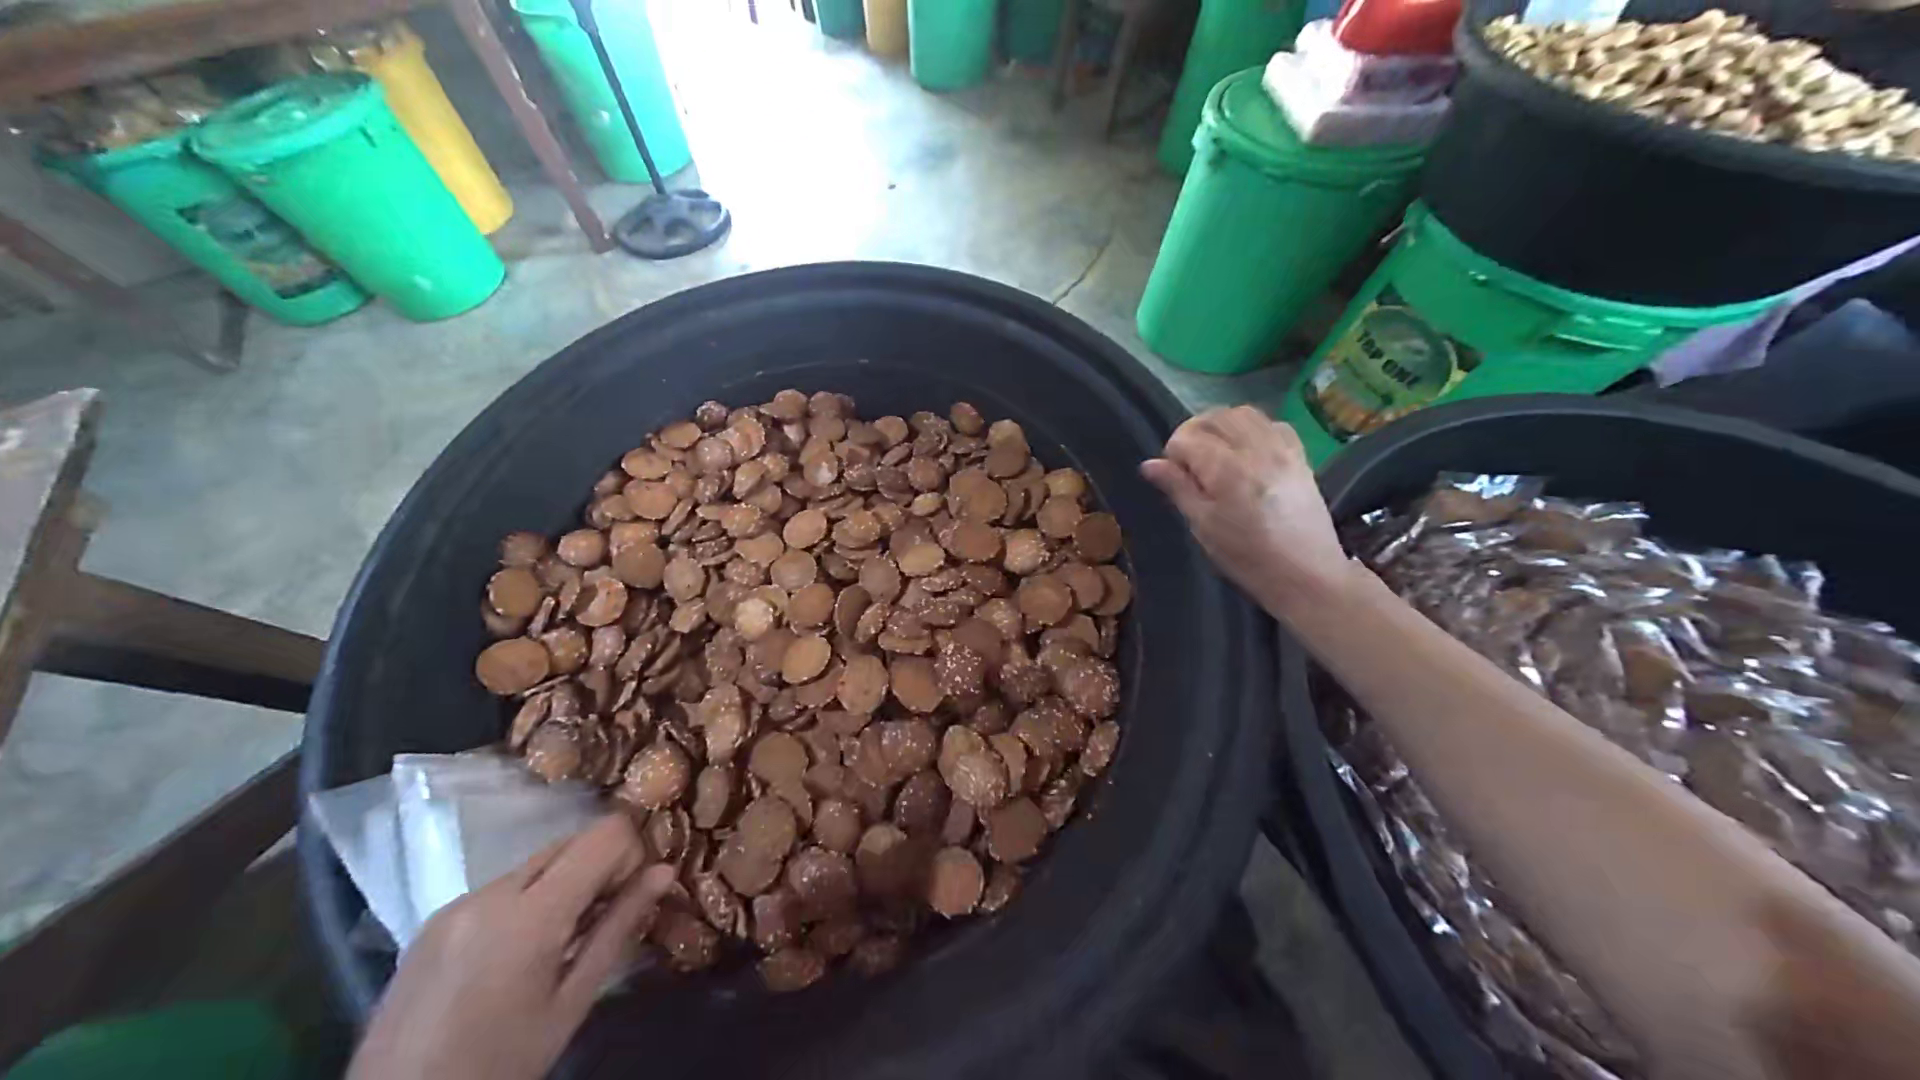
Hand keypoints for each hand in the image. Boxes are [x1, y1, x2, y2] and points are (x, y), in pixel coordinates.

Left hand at [347, 815, 676, 1079]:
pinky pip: (503, 885)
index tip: (629, 896)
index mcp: (530, 915)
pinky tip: (518, 953)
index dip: (630, 853)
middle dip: (601, 865)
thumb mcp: (572, 1002)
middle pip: (571, 841)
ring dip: (565, 882)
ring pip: (538, 861)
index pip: (604, 835)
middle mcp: (491, 892)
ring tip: (560, 941)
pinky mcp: (435, 918)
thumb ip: (619, 928)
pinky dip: (529, 898)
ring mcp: (457, 902)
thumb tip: (664, 871)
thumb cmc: (499, 1065)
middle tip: (602, 919)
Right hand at [1141, 407, 1352, 619]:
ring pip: (1242, 413)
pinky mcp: (1299, 455)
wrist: (1306, 574)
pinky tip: (1247, 453)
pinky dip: (1252, 429)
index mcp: (1226, 468)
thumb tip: (1149, 465)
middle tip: (1191, 465)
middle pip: (1213, 417)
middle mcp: (1254, 448)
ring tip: (1217, 454)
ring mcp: (1281, 448)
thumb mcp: (1203, 526)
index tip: (1177, 480)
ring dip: (1222, 426)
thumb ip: (1178, 488)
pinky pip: (1271, 423)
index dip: (1173, 456)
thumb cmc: (1247, 557)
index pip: (1185, 438)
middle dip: (1194, 434)